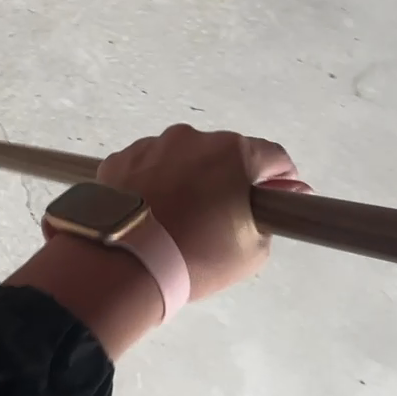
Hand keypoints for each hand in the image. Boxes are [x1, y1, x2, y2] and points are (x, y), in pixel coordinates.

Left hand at [95, 124, 311, 301]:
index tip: (273, 203)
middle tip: (220, 214)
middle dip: (227, 178)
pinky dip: (150, 182)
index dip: (279, 182)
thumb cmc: (198, 253)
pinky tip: (148, 210)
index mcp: (232, 151)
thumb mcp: (255, 247)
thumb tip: (279, 194)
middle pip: (221, 154)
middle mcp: (188, 137)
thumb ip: (272, 214)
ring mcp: (147, 144)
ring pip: (178, 157)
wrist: (124, 258)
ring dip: (185, 177)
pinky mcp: (117, 158)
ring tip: (177, 214)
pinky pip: (144, 167)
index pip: (273, 158)